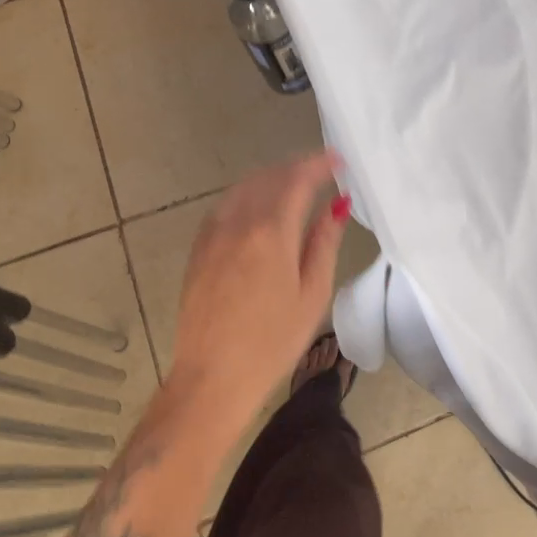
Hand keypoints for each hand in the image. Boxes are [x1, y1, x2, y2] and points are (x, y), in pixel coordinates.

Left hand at [168, 150, 347, 424]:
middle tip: (321, 172)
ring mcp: (212, 234)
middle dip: (296, 168)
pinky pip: (226, 205)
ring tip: (295, 186)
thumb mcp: (312, 294)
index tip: (337, 159)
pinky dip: (249, 195)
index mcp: (270, 232)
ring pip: (244, 188)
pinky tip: (261, 209)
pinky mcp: (198, 249)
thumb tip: (336, 205)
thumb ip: (323, 242)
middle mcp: (237, 222)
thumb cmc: (272, 342)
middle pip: (268, 177)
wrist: (212, 377)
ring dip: (271, 178)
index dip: (319, 164)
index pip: (297, 180)